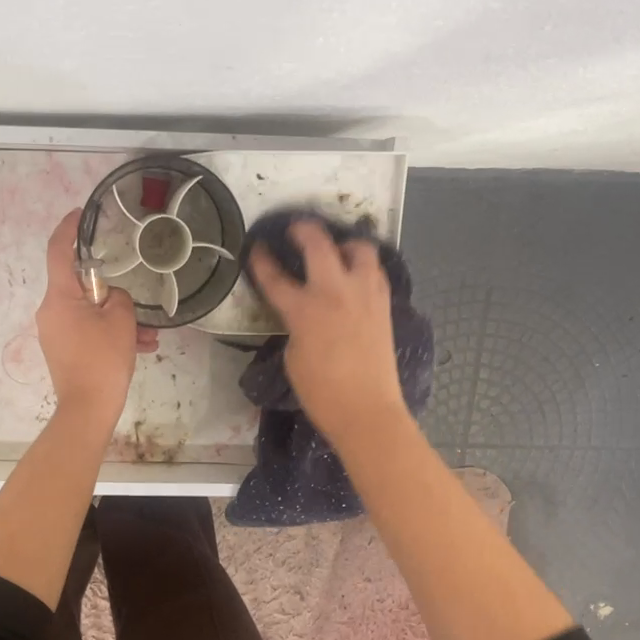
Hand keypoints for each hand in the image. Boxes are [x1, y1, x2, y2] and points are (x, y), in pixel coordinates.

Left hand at [39, 209, 157, 424]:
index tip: (80, 214)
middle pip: (82, 287)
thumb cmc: (102, 360)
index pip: (58, 251)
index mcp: (59, 297)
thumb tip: (111, 299)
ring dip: (120, 320)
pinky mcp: (64, 352)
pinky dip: (111, 335)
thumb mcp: (120, 320)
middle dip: (114, 293)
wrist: (88, 410)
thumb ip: (118, 297)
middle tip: (138, 304)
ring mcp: (55, 334)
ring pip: (90, 313)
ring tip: (150, 336)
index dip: (69, 229)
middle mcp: (50, 312)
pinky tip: (141, 348)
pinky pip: (89, 332)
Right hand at [248, 219, 408, 446]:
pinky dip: (363, 266)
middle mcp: (335, 292)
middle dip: (304, 230)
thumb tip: (301, 313)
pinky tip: (355, 277)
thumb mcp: (293, 357)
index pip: (275, 277)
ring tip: (336, 250)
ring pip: (359, 248)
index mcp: (304, 310)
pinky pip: (374, 271)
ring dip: (344, 244)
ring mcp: (364, 294)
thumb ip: (294, 326)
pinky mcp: (384, 304)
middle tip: (296, 229)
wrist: (366, 410)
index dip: (261, 261)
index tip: (255, 248)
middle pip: (319, 243)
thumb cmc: (321, 393)